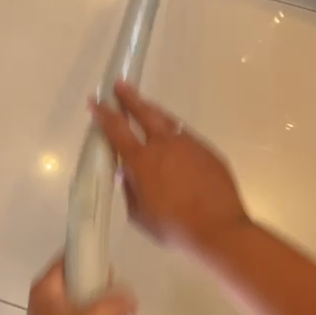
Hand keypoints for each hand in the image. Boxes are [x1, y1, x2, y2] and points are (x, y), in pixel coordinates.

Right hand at [90, 82, 249, 255]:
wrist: (219, 229)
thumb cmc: (174, 227)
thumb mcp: (140, 216)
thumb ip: (131, 191)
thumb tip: (128, 176)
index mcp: (142, 161)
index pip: (117, 130)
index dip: (104, 114)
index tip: (95, 101)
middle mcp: (165, 145)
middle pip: (145, 112)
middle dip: (130, 98)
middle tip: (120, 85)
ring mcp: (190, 145)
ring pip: (168, 121)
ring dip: (153, 112)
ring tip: (145, 106)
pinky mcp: (208, 152)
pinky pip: (186, 136)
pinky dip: (174, 133)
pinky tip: (172, 141)